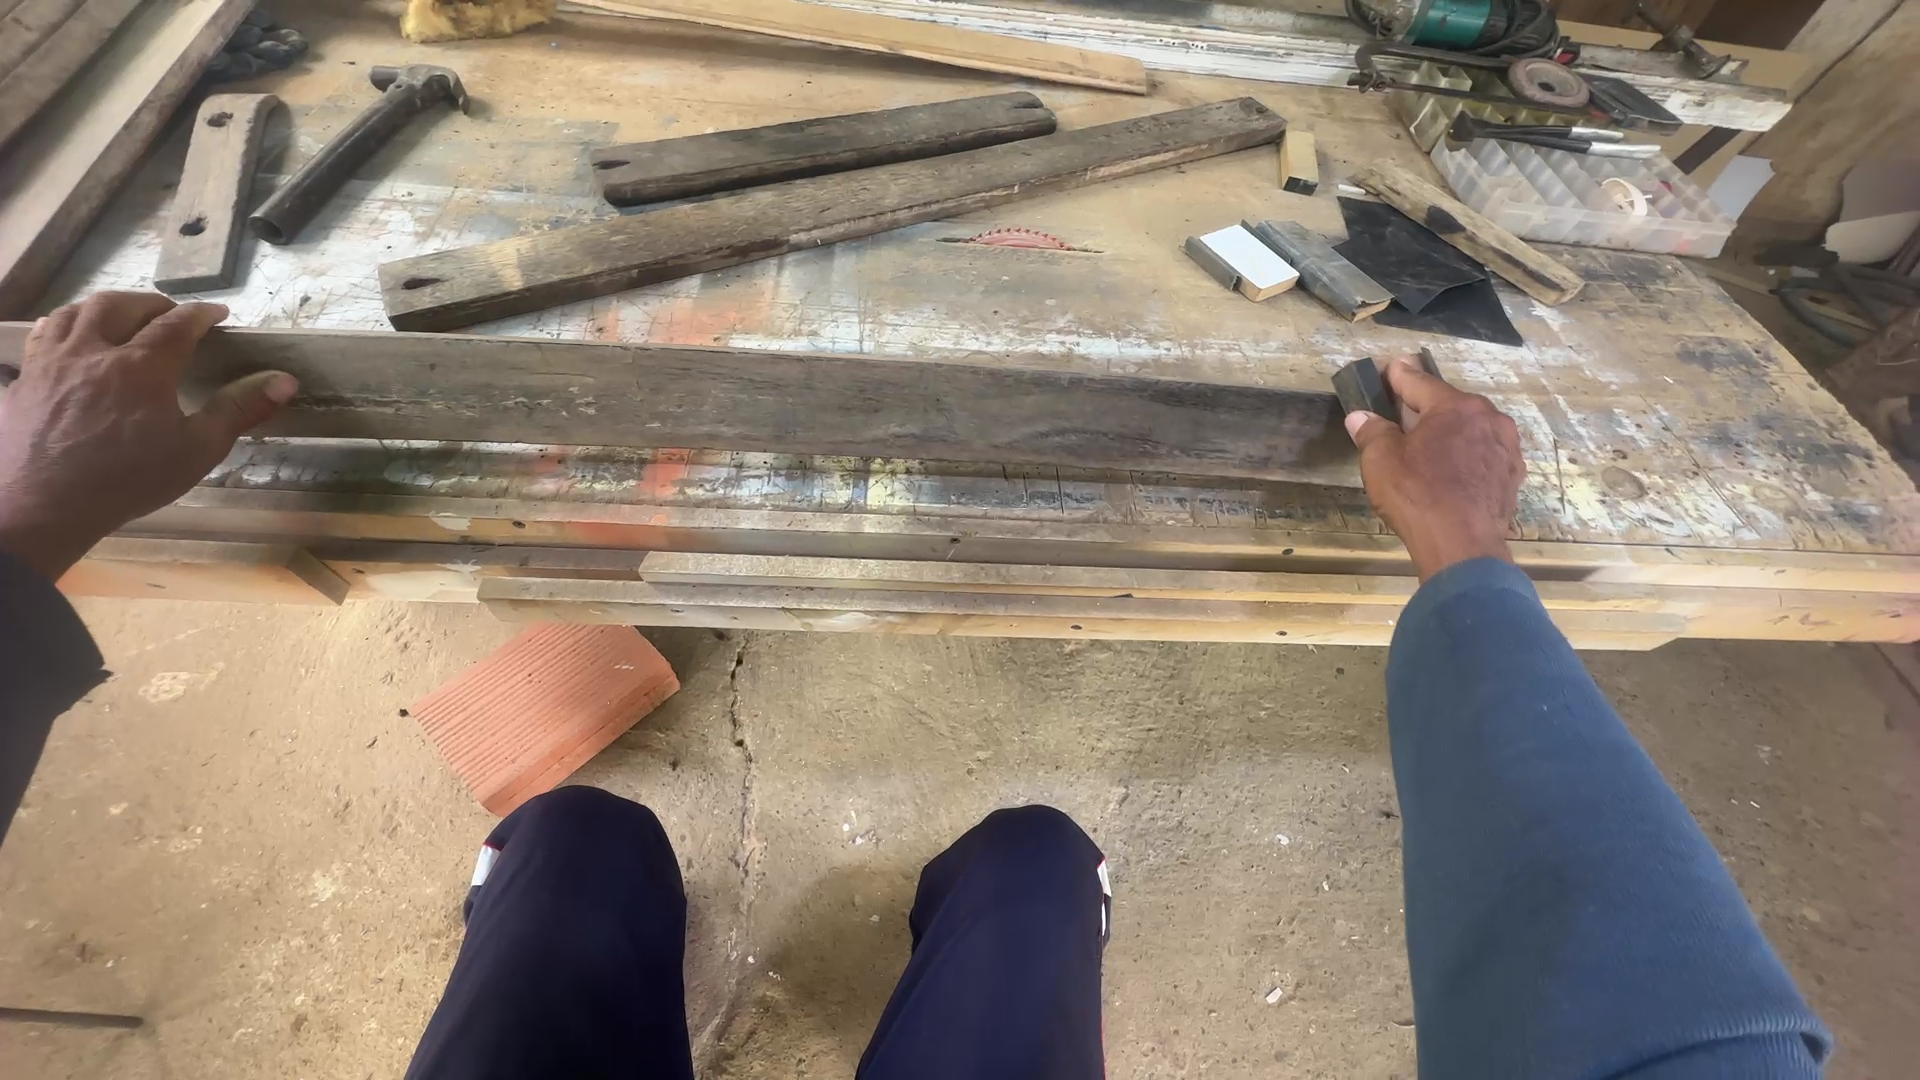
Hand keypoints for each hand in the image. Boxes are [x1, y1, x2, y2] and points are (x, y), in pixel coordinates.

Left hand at [0, 292, 296, 579]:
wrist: (42, 503)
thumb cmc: (132, 477)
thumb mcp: (201, 447)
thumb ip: (240, 409)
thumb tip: (285, 381)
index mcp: (140, 369)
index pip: (175, 326)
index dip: (200, 314)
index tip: (219, 312)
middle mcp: (91, 354)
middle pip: (115, 306)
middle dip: (150, 303)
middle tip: (173, 312)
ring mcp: (49, 364)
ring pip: (71, 313)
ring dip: (104, 307)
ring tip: (125, 317)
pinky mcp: (24, 379)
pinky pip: (43, 336)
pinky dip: (67, 326)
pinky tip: (77, 340)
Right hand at [1345, 358, 1523, 580]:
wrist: (1461, 543)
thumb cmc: (1417, 494)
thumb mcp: (1380, 460)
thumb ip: (1372, 432)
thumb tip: (1361, 416)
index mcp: (1456, 407)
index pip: (1420, 382)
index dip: (1400, 375)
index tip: (1391, 366)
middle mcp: (1488, 418)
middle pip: (1449, 404)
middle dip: (1424, 406)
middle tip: (1401, 410)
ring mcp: (1506, 446)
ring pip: (1469, 429)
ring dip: (1447, 431)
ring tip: (1426, 443)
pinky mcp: (1512, 474)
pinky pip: (1482, 453)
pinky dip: (1464, 454)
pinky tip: (1449, 469)